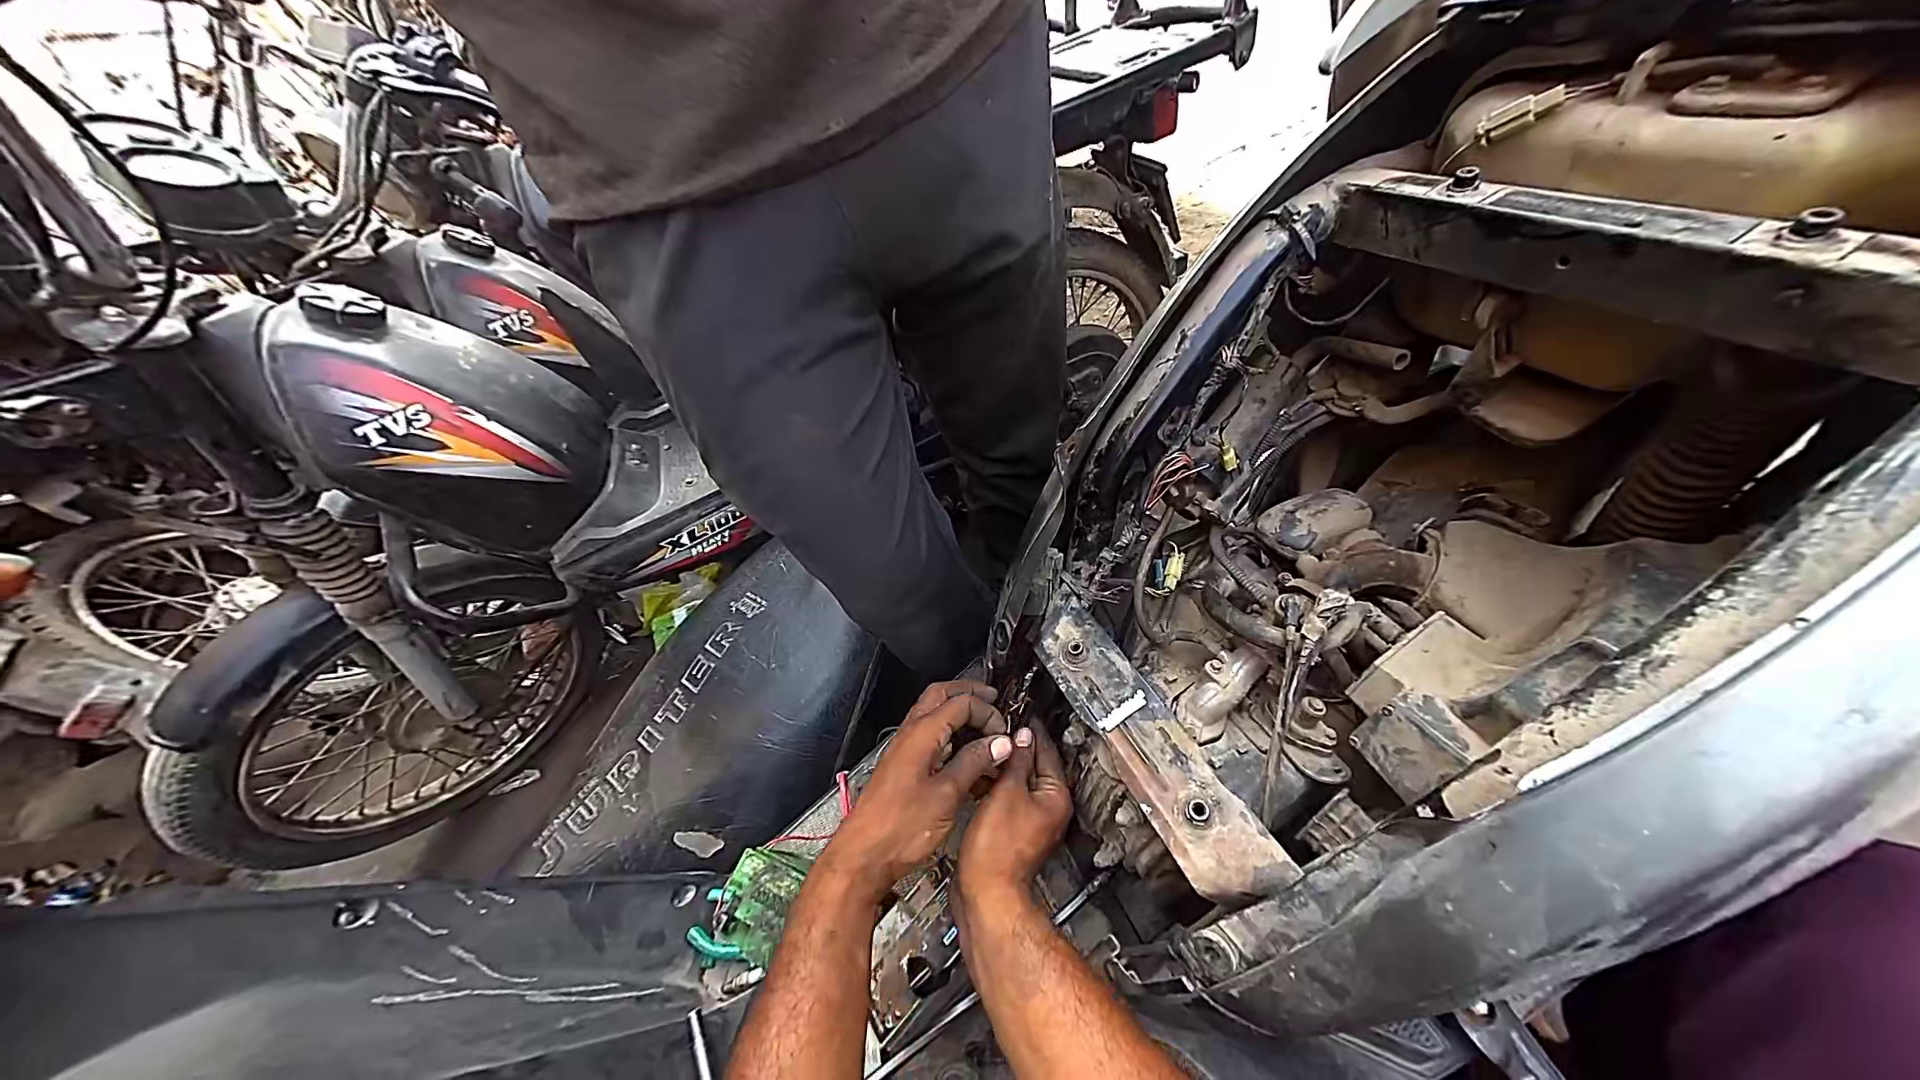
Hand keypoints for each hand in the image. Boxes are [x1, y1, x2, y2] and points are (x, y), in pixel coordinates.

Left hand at [818, 681, 1010, 900]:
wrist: (864, 855)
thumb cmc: (898, 829)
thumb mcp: (947, 794)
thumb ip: (974, 762)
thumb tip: (998, 743)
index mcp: (921, 734)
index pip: (960, 702)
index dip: (986, 712)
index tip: (1003, 732)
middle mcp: (909, 735)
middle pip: (940, 694)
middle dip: (968, 693)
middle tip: (991, 699)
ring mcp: (903, 749)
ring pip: (932, 712)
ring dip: (957, 710)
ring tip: (981, 721)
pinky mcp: (902, 766)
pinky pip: (927, 735)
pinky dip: (948, 732)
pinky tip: (962, 750)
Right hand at [956, 722, 1072, 912]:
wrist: (985, 890)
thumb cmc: (997, 850)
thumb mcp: (1006, 791)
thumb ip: (1016, 761)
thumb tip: (1021, 737)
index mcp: (1055, 796)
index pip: (1047, 750)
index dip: (1031, 729)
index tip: (1020, 713)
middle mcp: (1051, 808)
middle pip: (1036, 765)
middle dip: (1018, 746)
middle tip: (999, 727)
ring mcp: (1034, 820)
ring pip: (1022, 781)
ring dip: (1006, 765)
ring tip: (988, 749)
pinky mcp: (1016, 830)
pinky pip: (1011, 796)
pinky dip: (999, 784)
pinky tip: (982, 778)